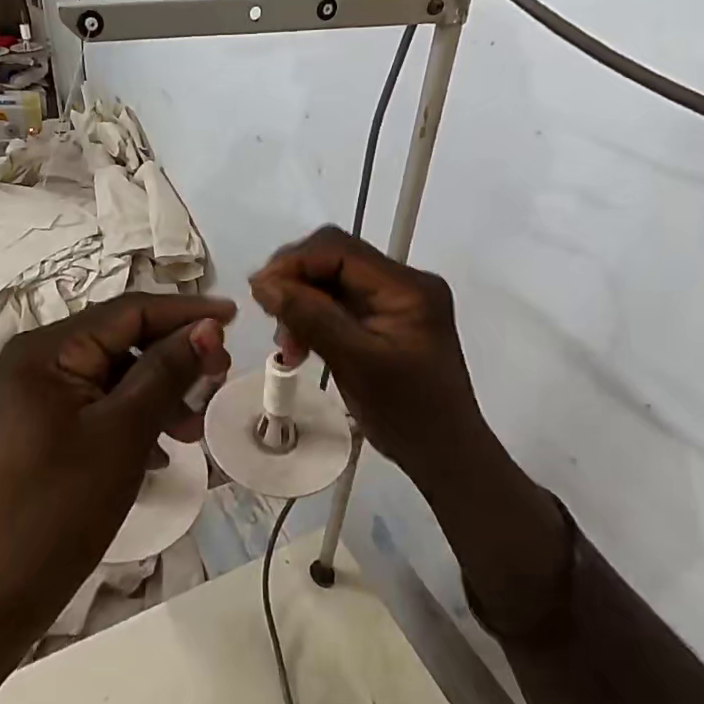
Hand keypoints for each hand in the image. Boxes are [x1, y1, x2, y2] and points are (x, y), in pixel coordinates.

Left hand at [0, 293, 234, 703]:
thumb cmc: (56, 507)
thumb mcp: (121, 434)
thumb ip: (164, 373)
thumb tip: (208, 326)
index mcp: (48, 348)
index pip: (127, 310)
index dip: (184, 311)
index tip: (236, 317)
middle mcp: (37, 362)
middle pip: (118, 342)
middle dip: (172, 357)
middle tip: (219, 380)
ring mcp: (34, 400)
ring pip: (109, 379)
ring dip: (155, 396)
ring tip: (194, 431)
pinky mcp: (38, 434)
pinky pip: (94, 411)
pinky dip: (131, 423)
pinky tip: (159, 456)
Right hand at [248, 226, 484, 476]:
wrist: (443, 455)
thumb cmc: (408, 412)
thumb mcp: (356, 362)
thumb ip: (310, 317)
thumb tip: (262, 283)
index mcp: (406, 286)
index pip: (338, 249)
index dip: (293, 262)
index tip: (260, 291)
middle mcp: (400, 282)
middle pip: (330, 258)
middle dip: (292, 282)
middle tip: (270, 317)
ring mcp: (389, 299)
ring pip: (326, 279)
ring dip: (297, 302)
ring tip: (286, 343)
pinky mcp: (378, 317)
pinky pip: (331, 301)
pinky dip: (307, 316)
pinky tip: (297, 344)